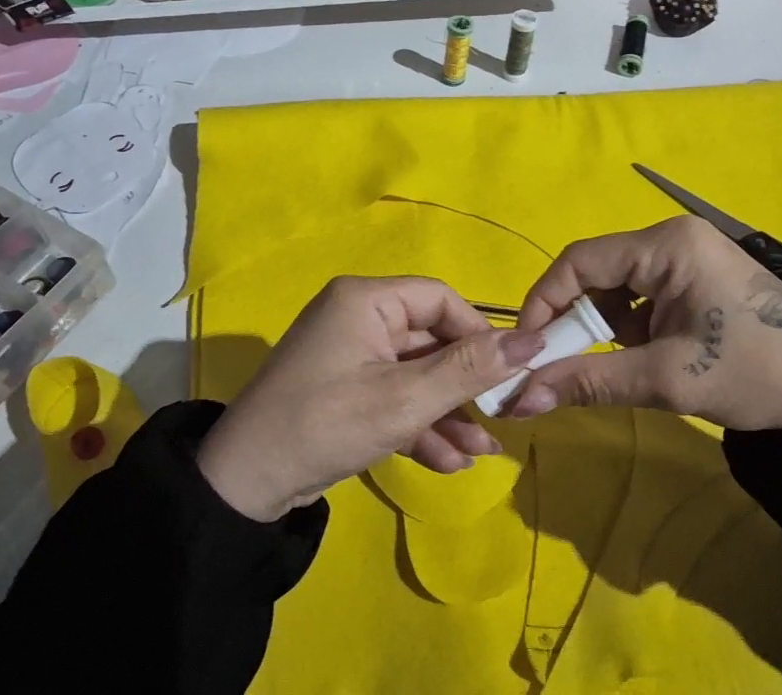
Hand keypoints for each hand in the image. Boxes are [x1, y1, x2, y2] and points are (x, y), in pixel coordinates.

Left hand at [196, 276, 545, 521]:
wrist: (247, 483)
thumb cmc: (328, 423)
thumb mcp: (405, 399)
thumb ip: (469, 370)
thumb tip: (534, 342)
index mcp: (365, 301)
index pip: (439, 299)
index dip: (479, 332)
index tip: (510, 371)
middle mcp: (357, 319)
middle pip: (430, 341)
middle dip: (466, 386)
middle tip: (503, 419)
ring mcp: (349, 358)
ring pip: (415, 376)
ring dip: (448, 414)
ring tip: (483, 453)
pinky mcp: (345, 393)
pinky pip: (394, 399)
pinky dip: (419, 426)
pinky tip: (449, 463)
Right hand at [508, 217, 781, 440]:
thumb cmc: (755, 376)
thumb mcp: (665, 380)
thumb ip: (588, 381)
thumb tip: (520, 400)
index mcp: (668, 246)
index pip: (580, 261)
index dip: (544, 303)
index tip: (529, 350)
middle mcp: (674, 237)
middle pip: (597, 271)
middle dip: (576, 320)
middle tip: (562, 365)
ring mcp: (689, 253)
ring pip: (617, 284)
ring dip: (604, 326)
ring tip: (618, 366)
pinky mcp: (698, 274)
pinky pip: (642, 292)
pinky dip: (630, 326)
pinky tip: (646, 356)